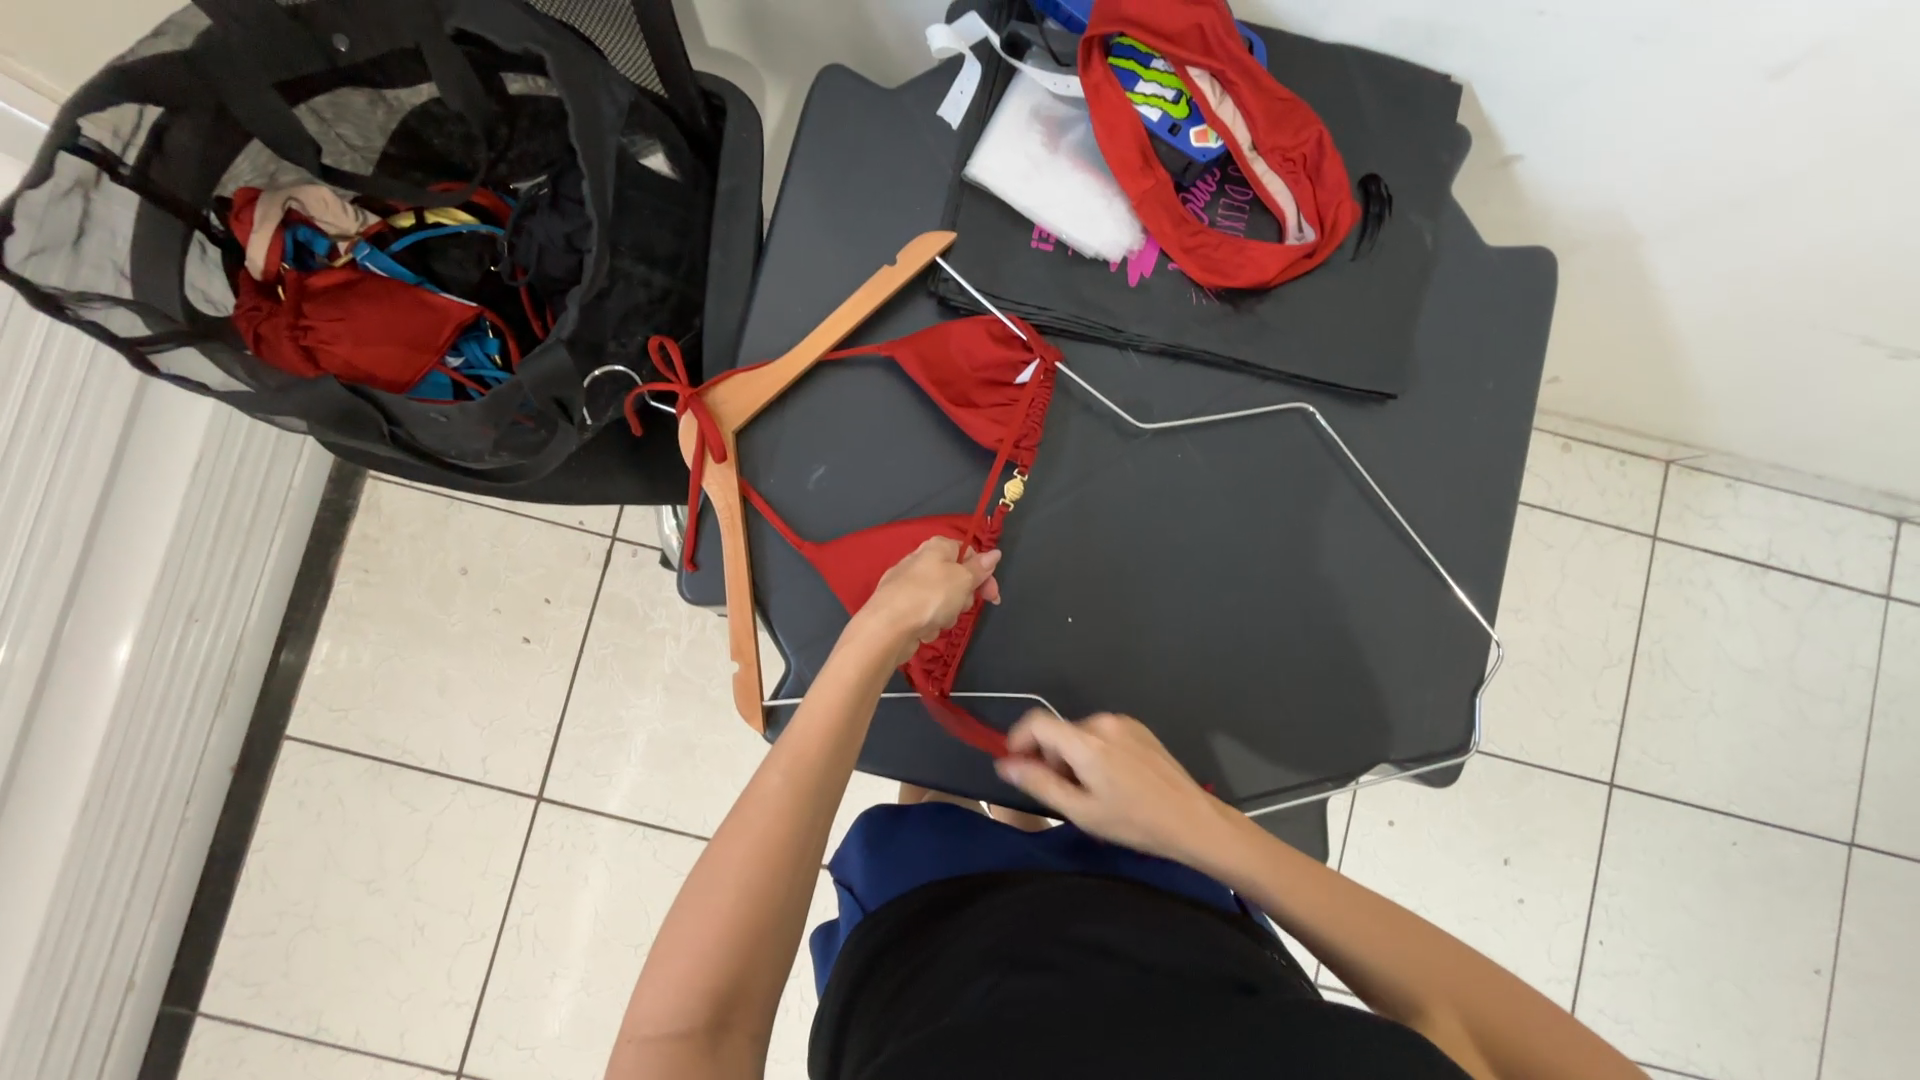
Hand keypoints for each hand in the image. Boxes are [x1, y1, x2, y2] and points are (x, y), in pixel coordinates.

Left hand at [855, 537, 1002, 664]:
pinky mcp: (902, 608)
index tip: (992, 597)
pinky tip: (923, 629)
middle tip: (959, 606)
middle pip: (957, 579)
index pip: (969, 554)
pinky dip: (929, 624)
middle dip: (963, 598)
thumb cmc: (930, 596)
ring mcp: (909, 586)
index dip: (984, 575)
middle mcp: (921, 562)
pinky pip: (927, 615)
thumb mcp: (963, 579)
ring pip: (944, 601)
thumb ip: (980, 568)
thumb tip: (995, 553)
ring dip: (947, 614)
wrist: (887, 627)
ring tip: (937, 620)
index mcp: (937, 547)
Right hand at [994, 711, 1229, 863]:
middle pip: (1059, 731)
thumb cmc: (1134, 822)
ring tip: (1092, 792)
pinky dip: (1095, 753)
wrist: (1193, 820)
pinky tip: (1113, 782)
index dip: (1018, 740)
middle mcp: (1103, 722)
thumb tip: (1006, 764)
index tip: (1017, 766)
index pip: (1036, 722)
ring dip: (1073, 757)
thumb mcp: (1081, 811)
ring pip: (1080, 734)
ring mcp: (1125, 723)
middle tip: (1064, 793)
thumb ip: (1040, 783)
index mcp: (1086, 741)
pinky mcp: (1140, 730)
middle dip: (1050, 757)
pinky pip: (1102, 735)